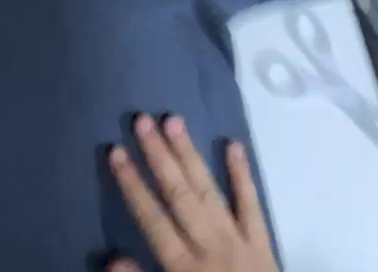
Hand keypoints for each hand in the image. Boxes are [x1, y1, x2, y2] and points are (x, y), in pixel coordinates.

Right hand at [107, 115, 278, 271]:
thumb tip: (113, 257)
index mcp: (186, 271)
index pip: (153, 221)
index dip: (133, 186)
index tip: (115, 151)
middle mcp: (211, 250)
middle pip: (180, 197)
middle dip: (159, 158)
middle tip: (142, 120)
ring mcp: (240, 245)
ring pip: (209, 193)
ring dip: (190, 156)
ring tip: (173, 120)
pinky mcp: (264, 247)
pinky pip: (253, 208)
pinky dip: (242, 176)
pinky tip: (233, 145)